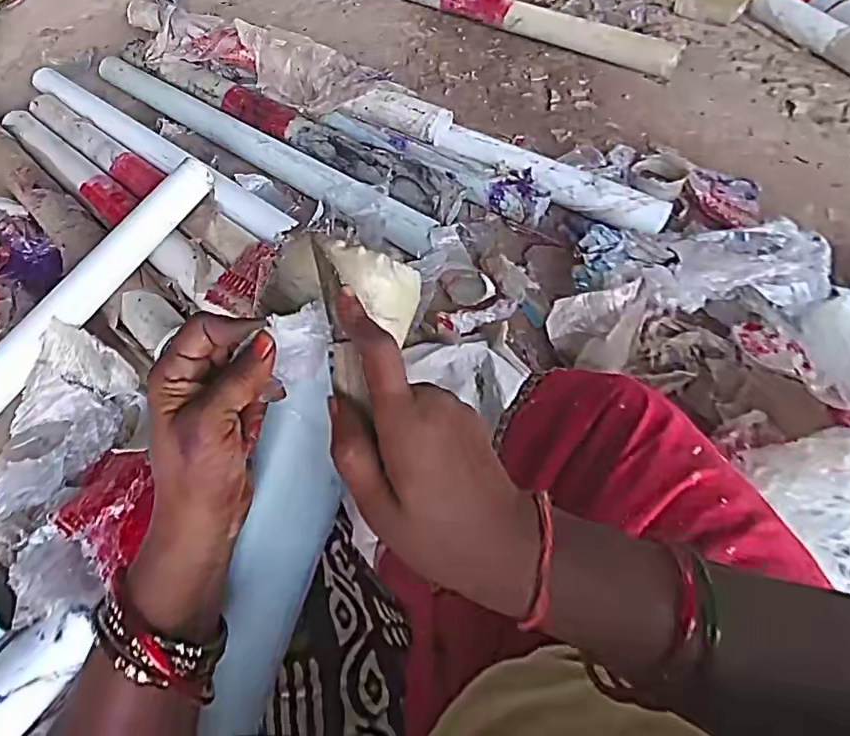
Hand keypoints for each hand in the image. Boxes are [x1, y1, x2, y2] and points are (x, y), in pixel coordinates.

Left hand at [128, 316, 277, 637]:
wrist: (204, 525)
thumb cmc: (192, 482)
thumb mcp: (212, 423)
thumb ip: (239, 379)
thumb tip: (264, 343)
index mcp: (171, 375)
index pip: (203, 329)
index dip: (234, 328)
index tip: (264, 336)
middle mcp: (190, 379)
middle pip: (226, 343)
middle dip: (250, 358)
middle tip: (266, 375)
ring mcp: (213, 395)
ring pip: (245, 365)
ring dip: (257, 384)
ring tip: (250, 413)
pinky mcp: (232, 410)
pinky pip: (254, 388)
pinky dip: (260, 401)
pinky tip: (251, 426)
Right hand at [327, 288, 544, 618]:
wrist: (513, 551)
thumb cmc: (436, 536)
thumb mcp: (376, 507)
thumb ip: (348, 449)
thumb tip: (336, 402)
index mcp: (406, 421)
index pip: (380, 355)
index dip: (359, 323)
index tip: (344, 297)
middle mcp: (433, 401)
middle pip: (386, 386)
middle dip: (371, 412)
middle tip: (379, 468)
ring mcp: (455, 407)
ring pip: (405, 400)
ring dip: (395, 424)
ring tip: (407, 478)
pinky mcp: (468, 416)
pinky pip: (426, 410)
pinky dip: (416, 429)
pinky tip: (429, 472)